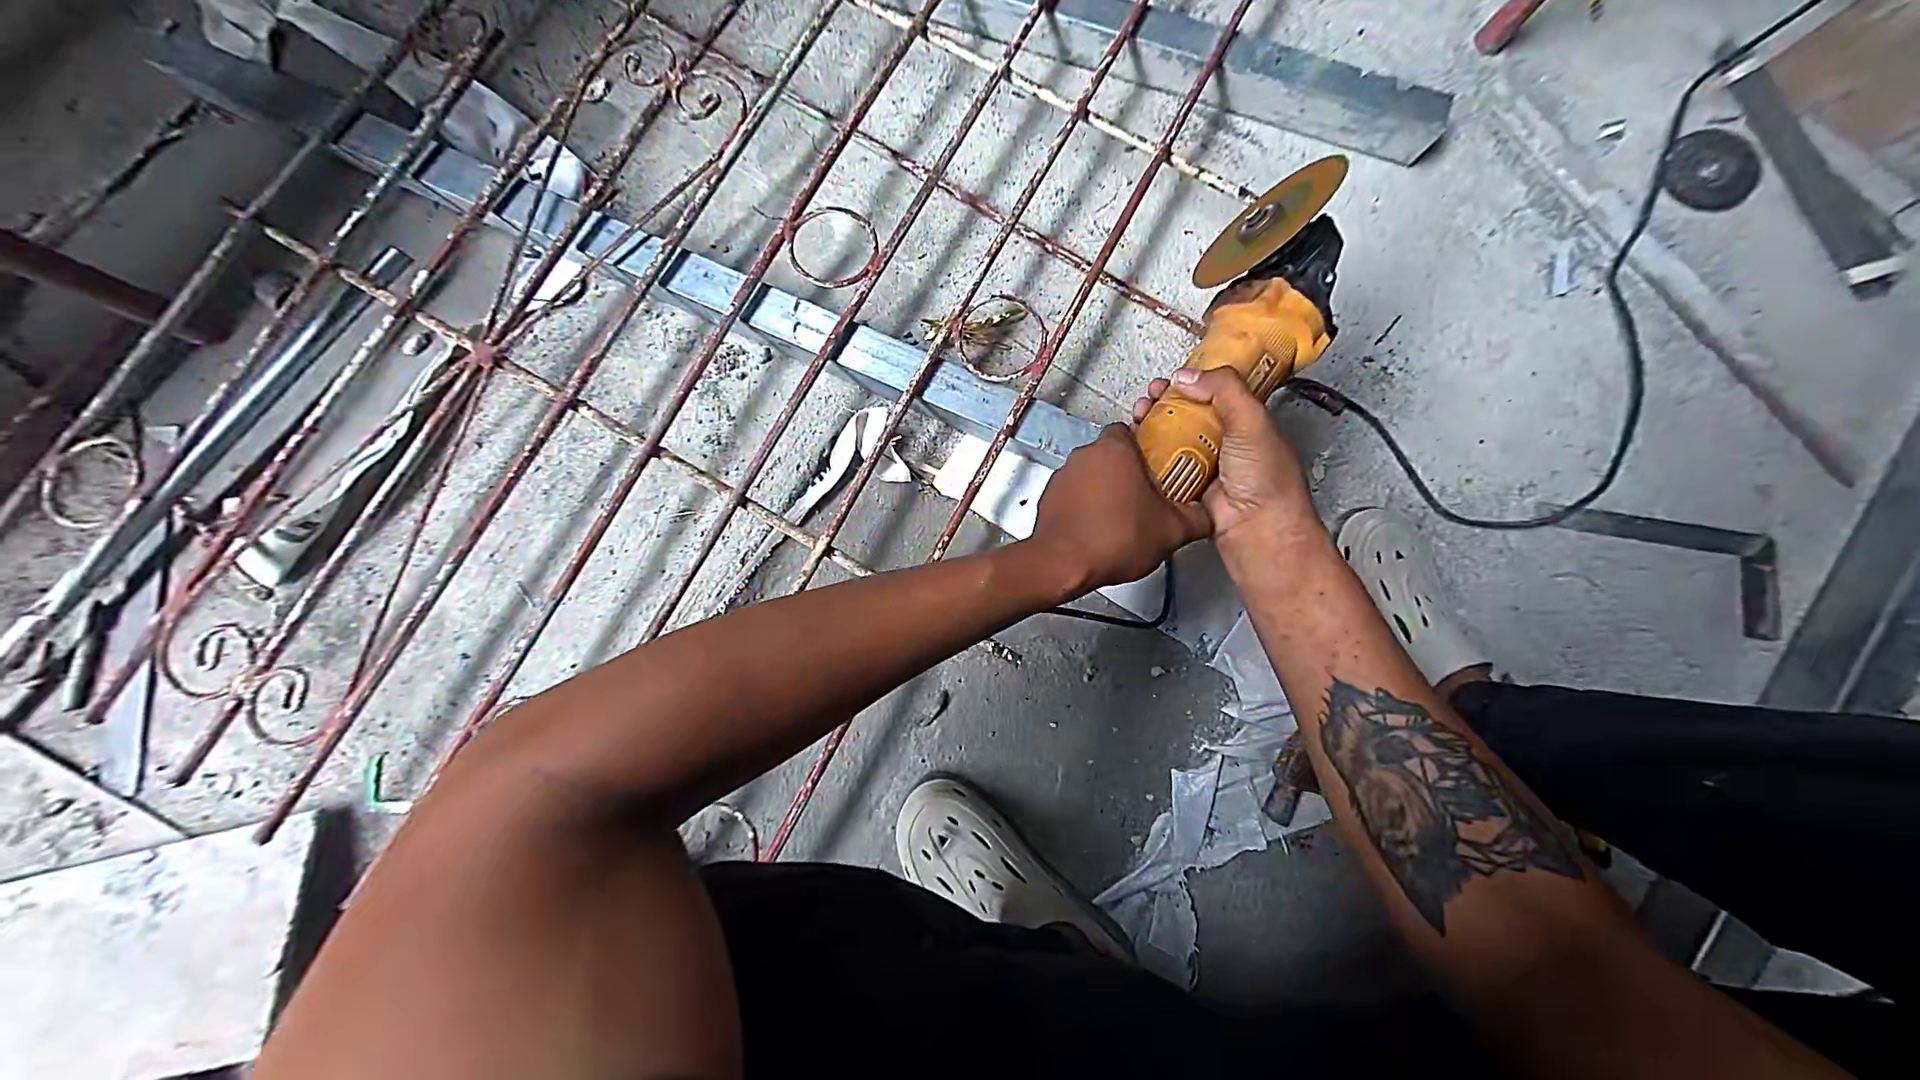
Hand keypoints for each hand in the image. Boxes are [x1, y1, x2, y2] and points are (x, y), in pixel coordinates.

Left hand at [1030, 424, 1212, 591]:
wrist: (1063, 565)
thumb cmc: (1110, 540)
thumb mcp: (1170, 531)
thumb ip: (1195, 517)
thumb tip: (1205, 516)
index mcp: (1114, 450)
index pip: (1131, 430)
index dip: (1147, 446)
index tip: (1160, 464)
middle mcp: (1084, 456)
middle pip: (1112, 454)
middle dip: (1129, 472)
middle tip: (1147, 495)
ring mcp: (1062, 476)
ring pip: (1091, 475)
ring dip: (1106, 490)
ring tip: (1124, 517)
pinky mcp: (1049, 498)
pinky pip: (1073, 494)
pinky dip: (1085, 506)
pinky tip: (1100, 528)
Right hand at [1131, 368, 1317, 549]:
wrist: (1255, 527)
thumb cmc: (1267, 480)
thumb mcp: (1252, 420)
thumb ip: (1224, 388)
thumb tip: (1189, 376)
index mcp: (1246, 420)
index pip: (1214, 392)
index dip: (1192, 382)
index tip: (1171, 378)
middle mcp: (1224, 440)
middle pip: (1186, 414)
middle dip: (1162, 404)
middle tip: (1148, 399)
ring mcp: (1203, 464)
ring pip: (1170, 438)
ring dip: (1150, 427)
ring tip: (1138, 419)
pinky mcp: (1185, 485)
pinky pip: (1162, 465)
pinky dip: (1146, 455)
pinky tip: (1136, 446)